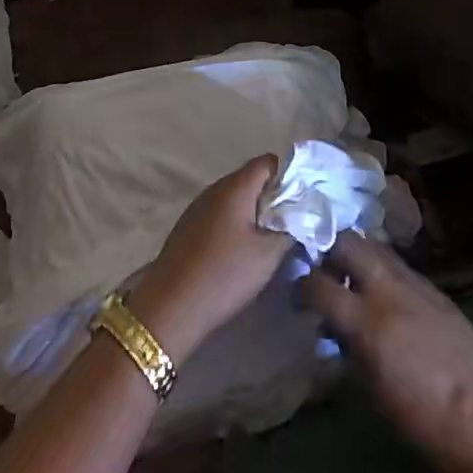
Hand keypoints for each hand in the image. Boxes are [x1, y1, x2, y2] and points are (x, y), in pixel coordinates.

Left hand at [129, 155, 295, 362]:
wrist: (169, 310)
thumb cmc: (224, 274)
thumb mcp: (270, 253)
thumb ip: (292, 226)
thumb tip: (303, 213)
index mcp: (235, 186)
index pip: (270, 162)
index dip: (290, 176)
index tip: (303, 202)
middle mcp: (214, 189)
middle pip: (252, 179)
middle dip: (273, 197)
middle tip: (291, 224)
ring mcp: (197, 208)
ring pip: (235, 199)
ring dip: (254, 213)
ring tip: (268, 241)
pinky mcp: (187, 229)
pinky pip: (220, 215)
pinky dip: (235, 226)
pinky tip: (239, 252)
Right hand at [303, 234, 472, 472]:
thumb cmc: (418, 415)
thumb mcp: (370, 385)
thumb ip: (348, 345)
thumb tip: (333, 327)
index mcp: (368, 319)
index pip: (320, 284)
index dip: (303, 285)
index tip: (297, 292)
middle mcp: (390, 289)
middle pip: (352, 242)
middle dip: (331, 248)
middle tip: (322, 267)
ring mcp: (418, 284)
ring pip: (379, 247)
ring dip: (360, 253)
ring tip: (349, 273)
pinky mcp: (438, 289)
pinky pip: (402, 266)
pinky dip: (384, 269)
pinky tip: (382, 290)